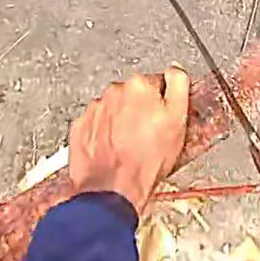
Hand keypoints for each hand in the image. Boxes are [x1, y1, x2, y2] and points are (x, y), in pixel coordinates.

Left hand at [67, 65, 188, 212]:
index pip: (158, 84)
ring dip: (122, 123)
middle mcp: (114, 92)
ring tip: (130, 146)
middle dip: (141, 111)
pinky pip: (97, 125)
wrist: (112, 190)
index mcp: (140, 85)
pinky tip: (114, 150)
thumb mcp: (178, 120)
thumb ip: (179, 85)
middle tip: (148, 136)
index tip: (163, 119)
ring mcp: (95, 110)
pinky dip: (104, 134)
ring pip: (114, 111)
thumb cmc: (146, 160)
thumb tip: (176, 70)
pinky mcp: (80, 127)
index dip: (163, 104)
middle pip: (134, 97)